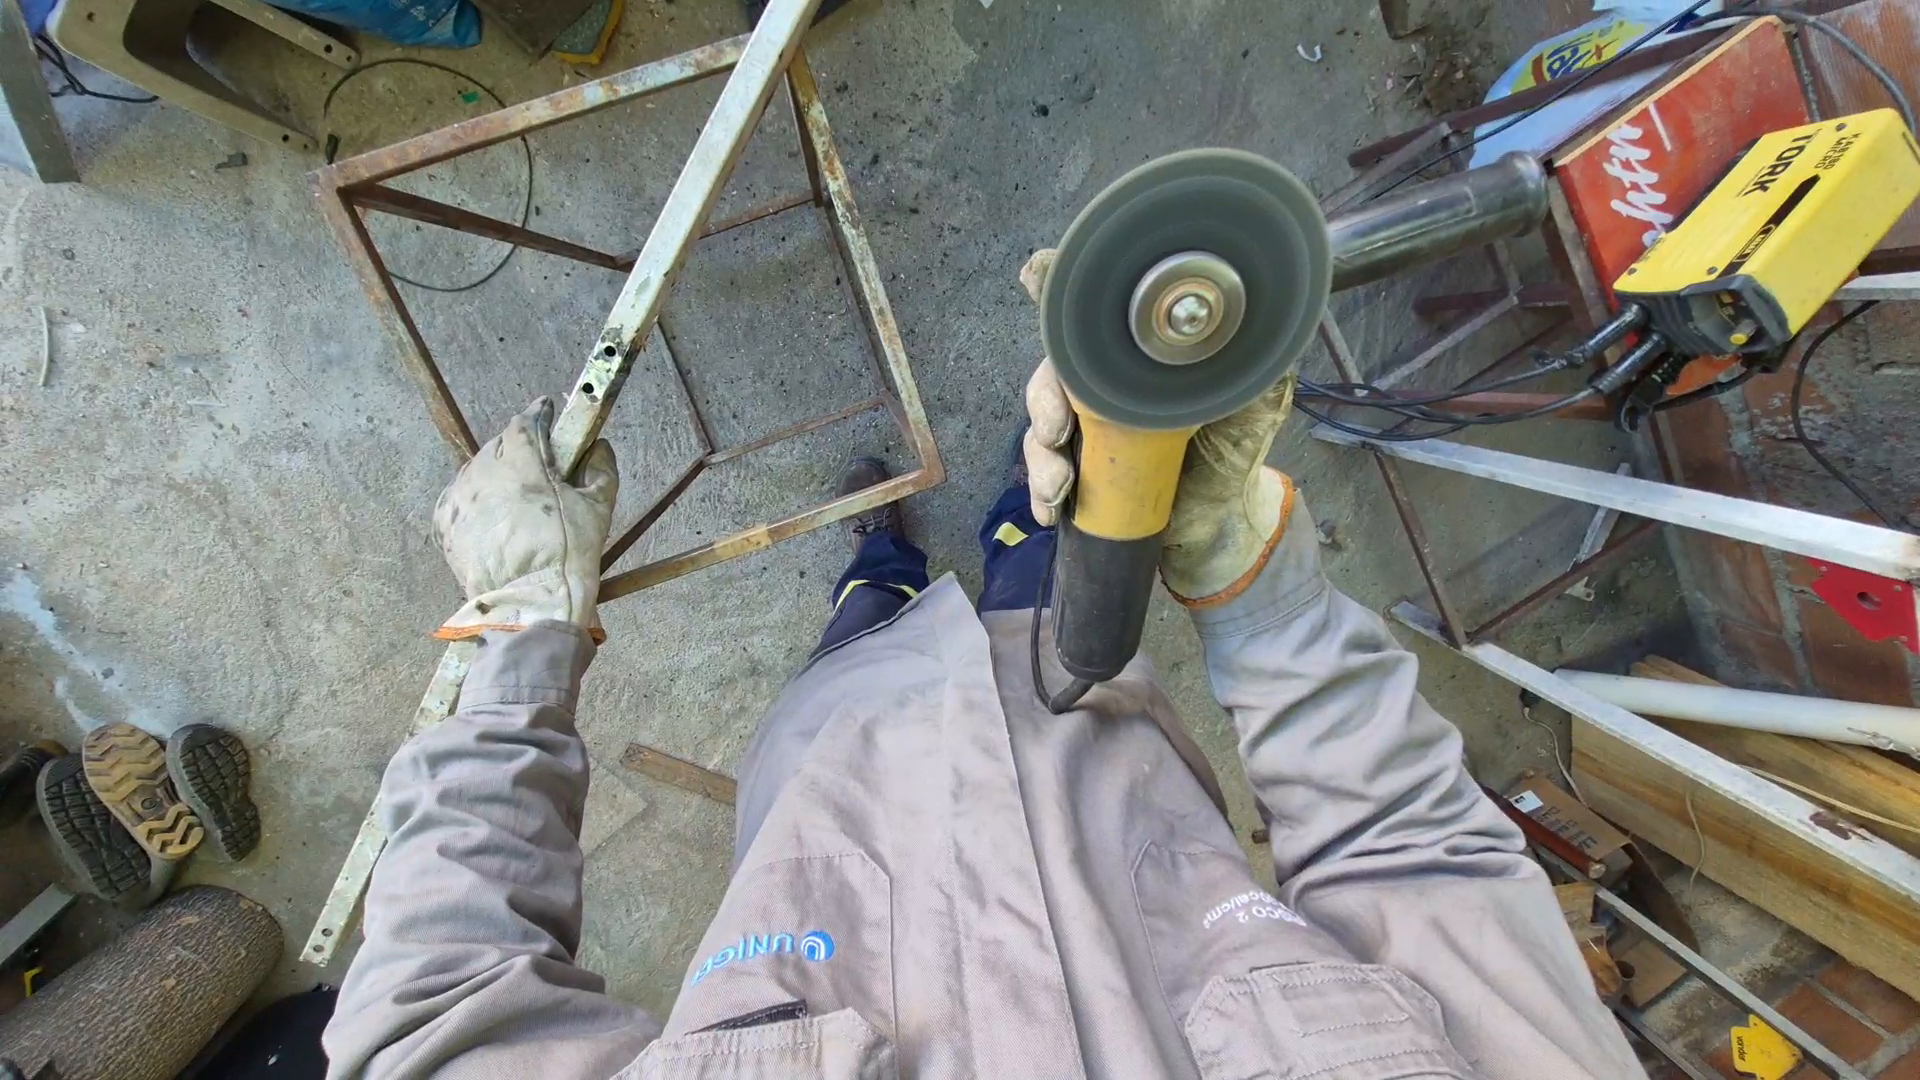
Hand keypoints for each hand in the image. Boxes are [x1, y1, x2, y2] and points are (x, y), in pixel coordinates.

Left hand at [432, 397, 618, 640]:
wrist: (530, 601)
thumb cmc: (568, 552)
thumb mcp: (599, 508)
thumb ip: (601, 469)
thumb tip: (599, 447)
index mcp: (521, 460)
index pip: (527, 420)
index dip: (542, 415)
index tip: (552, 414)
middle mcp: (483, 471)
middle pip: (502, 444)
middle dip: (522, 448)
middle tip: (544, 467)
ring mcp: (459, 498)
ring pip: (480, 471)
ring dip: (500, 475)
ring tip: (523, 500)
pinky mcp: (445, 525)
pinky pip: (463, 501)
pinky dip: (480, 502)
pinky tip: (501, 520)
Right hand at [1020, 250, 1297, 606]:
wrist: (1221, 525)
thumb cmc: (1232, 458)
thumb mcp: (1250, 409)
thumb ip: (1250, 368)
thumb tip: (1252, 317)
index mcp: (1136, 365)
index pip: (1092, 320)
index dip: (1055, 288)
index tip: (1035, 275)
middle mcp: (1102, 392)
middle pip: (1052, 373)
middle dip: (1044, 399)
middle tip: (1057, 430)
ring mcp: (1085, 436)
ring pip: (1040, 429)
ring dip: (1041, 457)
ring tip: (1060, 487)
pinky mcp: (1076, 478)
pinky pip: (1043, 477)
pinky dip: (1040, 493)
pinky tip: (1050, 511)